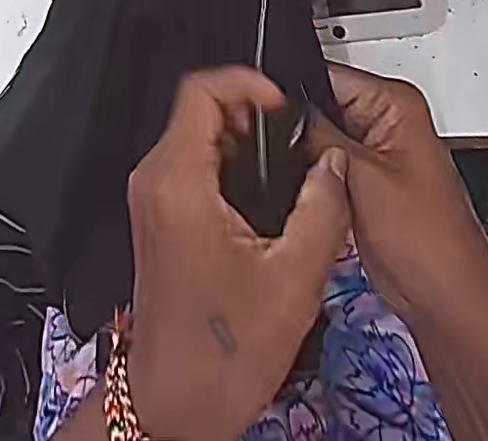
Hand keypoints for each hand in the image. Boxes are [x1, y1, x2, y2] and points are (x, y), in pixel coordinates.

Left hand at [126, 67, 351, 440]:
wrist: (173, 405)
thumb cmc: (220, 355)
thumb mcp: (292, 279)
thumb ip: (322, 208)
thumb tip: (332, 164)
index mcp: (179, 183)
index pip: (200, 90)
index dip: (246, 82)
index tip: (280, 103)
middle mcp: (157, 180)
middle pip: (202, 108)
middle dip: (253, 115)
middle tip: (291, 142)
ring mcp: (155, 196)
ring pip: (201, 133)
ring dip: (246, 140)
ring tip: (285, 172)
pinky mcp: (162, 213)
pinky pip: (197, 161)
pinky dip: (233, 162)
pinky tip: (265, 198)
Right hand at [307, 63, 487, 325]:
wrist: (442, 300)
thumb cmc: (427, 241)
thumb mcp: (362, 177)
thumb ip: (318, 137)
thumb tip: (284, 113)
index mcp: (394, 102)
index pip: (329, 75)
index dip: (294, 91)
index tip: (266, 108)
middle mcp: (385, 118)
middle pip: (322, 103)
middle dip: (299, 125)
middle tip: (283, 148)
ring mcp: (373, 148)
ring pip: (320, 134)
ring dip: (306, 152)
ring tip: (300, 173)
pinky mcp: (363, 176)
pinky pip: (326, 162)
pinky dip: (315, 173)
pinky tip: (308, 187)